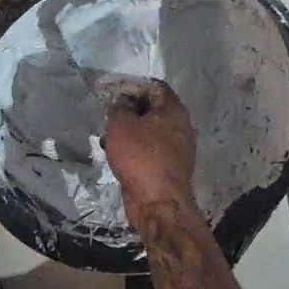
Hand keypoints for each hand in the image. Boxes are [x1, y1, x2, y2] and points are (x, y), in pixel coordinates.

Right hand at [103, 79, 197, 217]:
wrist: (158, 202)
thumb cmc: (140, 157)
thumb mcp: (121, 124)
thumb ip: (119, 107)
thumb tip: (122, 102)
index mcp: (174, 110)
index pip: (154, 86)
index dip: (132, 86)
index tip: (112, 93)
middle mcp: (180, 126)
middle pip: (152, 110)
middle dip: (128, 111)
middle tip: (108, 116)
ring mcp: (176, 149)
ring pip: (149, 132)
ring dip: (129, 133)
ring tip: (108, 138)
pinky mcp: (169, 167)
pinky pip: (149, 151)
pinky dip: (134, 150)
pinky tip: (118, 157)